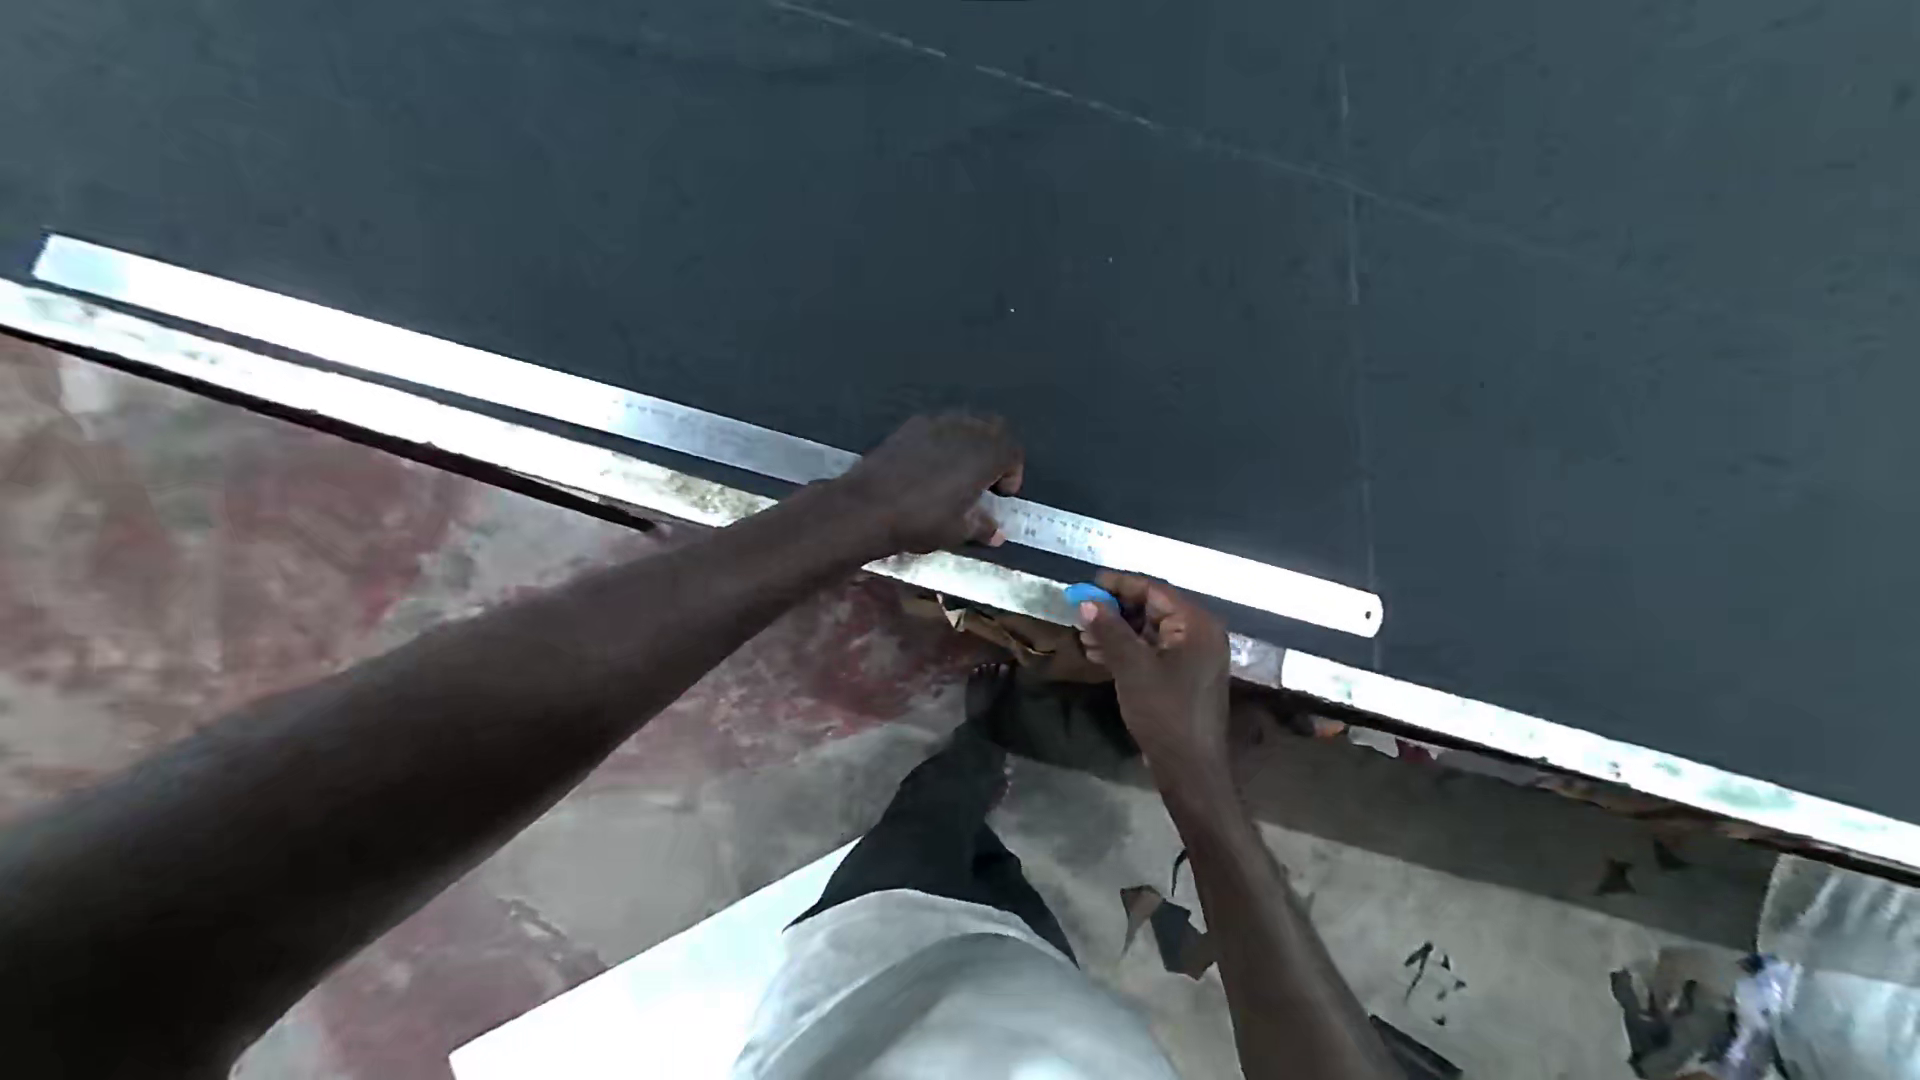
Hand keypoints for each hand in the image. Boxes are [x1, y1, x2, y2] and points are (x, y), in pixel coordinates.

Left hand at [836, 413, 1024, 554]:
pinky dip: (944, 442)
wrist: (866, 508)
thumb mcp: (957, 530)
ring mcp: (934, 424)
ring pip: (965, 424)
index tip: (1002, 494)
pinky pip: (938, 427)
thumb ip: (982, 526)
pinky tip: (930, 467)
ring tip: (959, 473)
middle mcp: (964, 431)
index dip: (1013, 472)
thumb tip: (996, 533)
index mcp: (984, 454)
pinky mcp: (909, 427)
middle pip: (993, 429)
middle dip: (995, 453)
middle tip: (986, 480)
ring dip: (970, 445)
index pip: (1012, 450)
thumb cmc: (920, 520)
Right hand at [1077, 572, 1231, 783]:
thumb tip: (1086, 602)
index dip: (1119, 585)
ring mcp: (1193, 656)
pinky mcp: (1184, 676)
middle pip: (1152, 609)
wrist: (1190, 768)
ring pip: (1149, 631)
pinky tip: (1098, 655)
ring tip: (1084, 636)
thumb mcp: (1132, 667)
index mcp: (1196, 625)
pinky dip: (1127, 650)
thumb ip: (1109, 630)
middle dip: (1115, 611)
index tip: (1088, 584)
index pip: (1154, 590)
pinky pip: (1153, 651)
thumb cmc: (1164, 712)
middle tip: (1082, 612)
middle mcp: (1199, 634)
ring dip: (1117, 632)